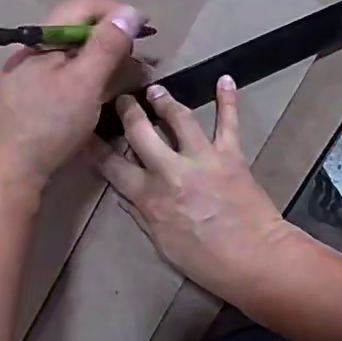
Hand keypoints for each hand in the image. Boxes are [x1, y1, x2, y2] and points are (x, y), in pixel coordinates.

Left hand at [0, 0, 147, 186]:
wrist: (13, 171)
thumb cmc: (50, 124)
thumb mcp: (84, 82)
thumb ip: (107, 45)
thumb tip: (130, 12)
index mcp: (40, 43)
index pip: (80, 9)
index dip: (114, 12)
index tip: (143, 25)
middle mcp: (32, 55)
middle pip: (77, 34)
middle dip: (111, 39)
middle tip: (138, 56)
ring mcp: (29, 80)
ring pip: (72, 59)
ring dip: (103, 63)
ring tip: (127, 77)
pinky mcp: (32, 102)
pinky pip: (65, 80)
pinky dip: (88, 81)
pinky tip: (101, 96)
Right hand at [95, 76, 299, 304]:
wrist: (255, 259)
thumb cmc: (205, 261)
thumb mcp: (162, 244)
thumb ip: (142, 214)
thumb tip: (124, 194)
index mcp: (149, 196)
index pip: (112, 165)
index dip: (96, 147)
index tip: (86, 131)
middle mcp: (170, 169)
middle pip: (140, 130)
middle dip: (127, 111)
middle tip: (123, 99)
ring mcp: (202, 157)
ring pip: (178, 118)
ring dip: (164, 100)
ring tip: (156, 90)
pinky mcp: (231, 154)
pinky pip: (228, 122)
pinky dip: (228, 99)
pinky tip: (226, 79)